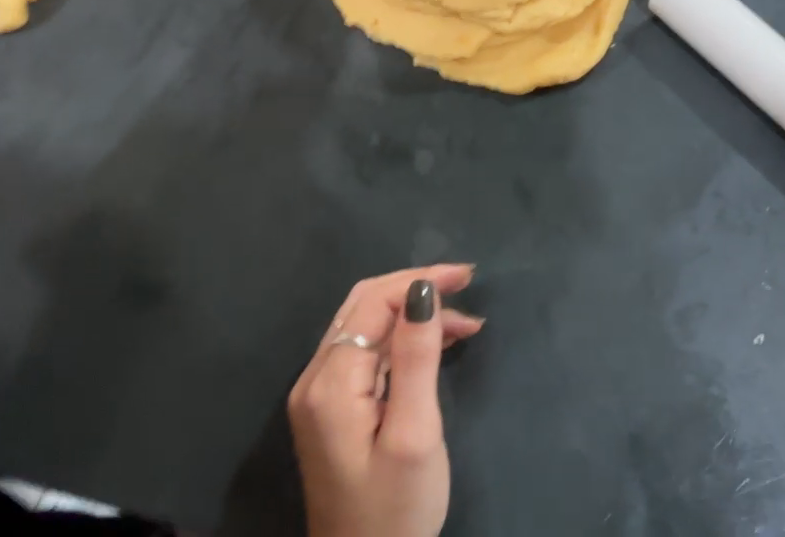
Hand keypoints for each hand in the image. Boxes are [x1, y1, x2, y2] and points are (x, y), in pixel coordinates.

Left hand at [289, 265, 483, 536]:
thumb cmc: (395, 506)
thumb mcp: (415, 432)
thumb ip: (416, 358)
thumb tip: (423, 289)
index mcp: (331, 385)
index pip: (372, 303)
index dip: (420, 280)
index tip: (468, 278)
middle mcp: (316, 381)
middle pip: (364, 306)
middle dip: (416, 286)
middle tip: (468, 284)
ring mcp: (321, 397)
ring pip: (367, 326)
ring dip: (414, 312)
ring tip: (466, 321)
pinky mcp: (334, 411)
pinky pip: (367, 353)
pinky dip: (404, 337)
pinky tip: (439, 343)